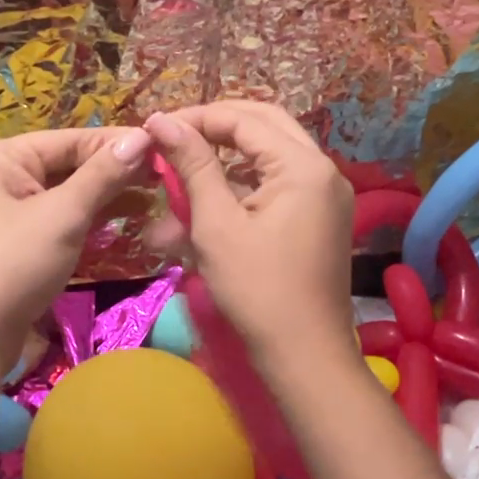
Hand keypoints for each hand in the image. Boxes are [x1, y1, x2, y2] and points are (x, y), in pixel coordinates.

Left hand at [0, 126, 152, 366]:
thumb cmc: (14, 264)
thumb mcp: (63, 215)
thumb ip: (103, 174)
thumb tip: (143, 137)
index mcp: (2, 157)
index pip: (70, 139)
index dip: (117, 143)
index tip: (164, 146)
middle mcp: (3, 176)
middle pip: (69, 164)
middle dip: (115, 170)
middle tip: (166, 173)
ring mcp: (10, 211)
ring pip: (68, 193)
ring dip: (109, 195)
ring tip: (156, 195)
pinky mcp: (21, 242)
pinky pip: (62, 218)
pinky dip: (93, 218)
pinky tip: (130, 218)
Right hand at [145, 102, 355, 368]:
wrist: (306, 359)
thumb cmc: (257, 290)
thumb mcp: (216, 223)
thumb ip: (193, 164)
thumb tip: (161, 119)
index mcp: (303, 165)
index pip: (242, 119)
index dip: (194, 118)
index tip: (153, 128)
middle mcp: (322, 169)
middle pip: (261, 125)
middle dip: (212, 128)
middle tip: (171, 137)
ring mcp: (325, 194)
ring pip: (267, 154)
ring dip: (223, 158)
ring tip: (180, 171)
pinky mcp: (318, 216)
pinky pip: (275, 183)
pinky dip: (239, 186)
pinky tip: (203, 203)